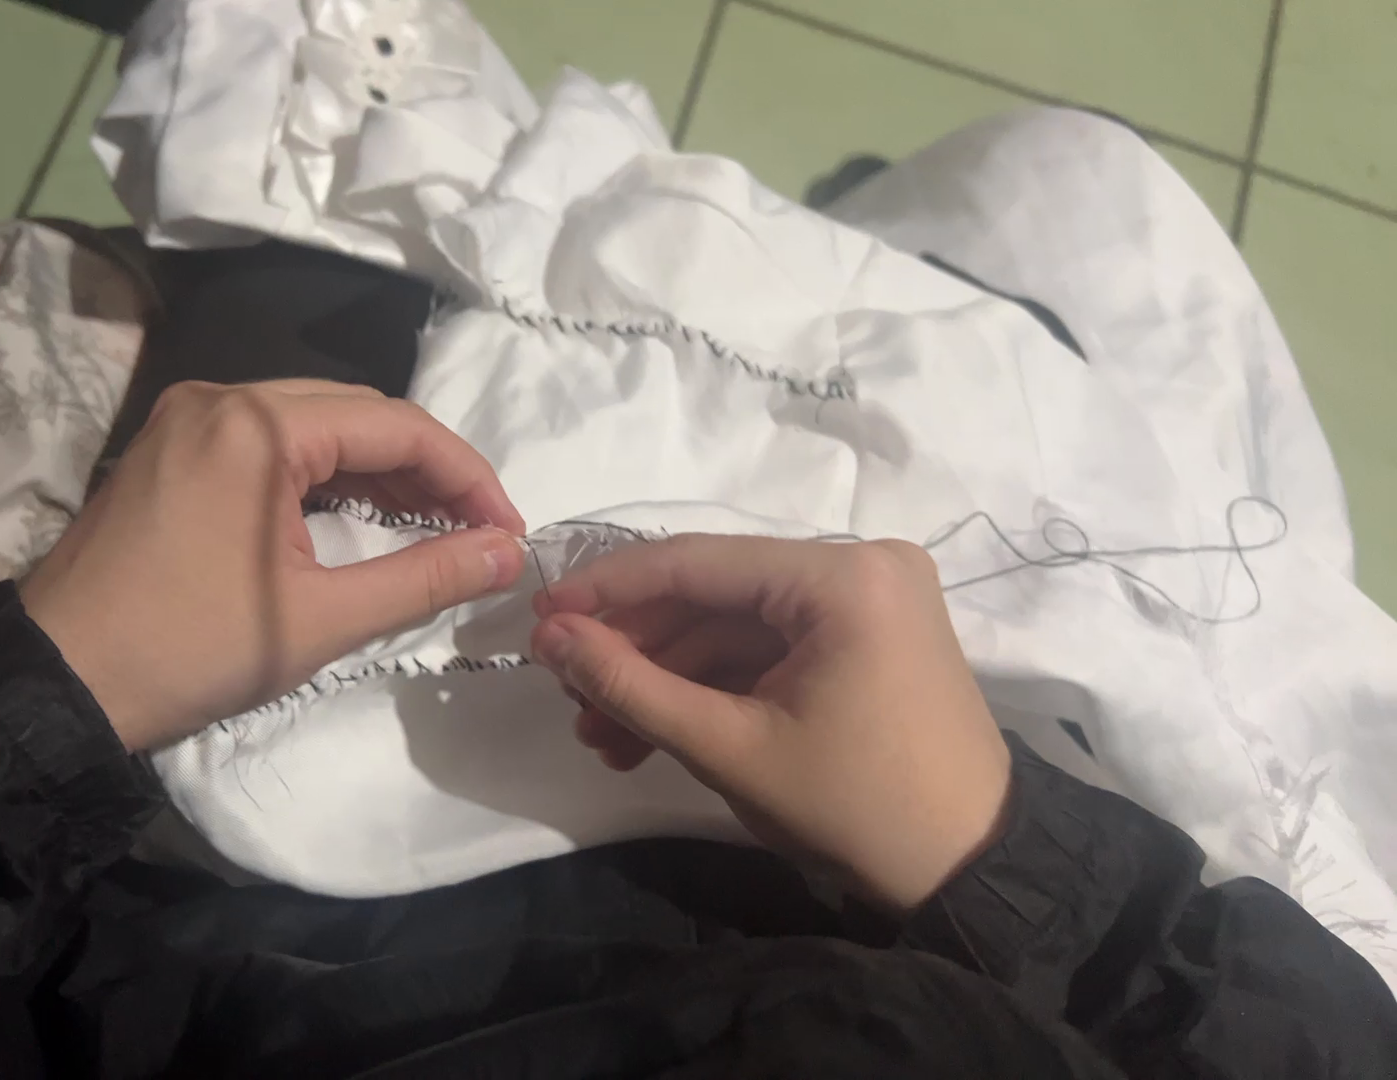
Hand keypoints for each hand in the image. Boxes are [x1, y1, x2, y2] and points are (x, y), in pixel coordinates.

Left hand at [21, 380, 526, 751]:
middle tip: (475, 530)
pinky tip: (358, 514)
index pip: (396, 426)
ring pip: (316, 426)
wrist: (56, 684)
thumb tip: (506, 552)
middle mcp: (224, 399)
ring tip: (431, 525)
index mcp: (258, 426)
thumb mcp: (321, 619)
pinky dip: (326, 476)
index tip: (507, 529)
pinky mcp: (176, 448)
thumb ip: (424, 577)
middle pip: (358, 415)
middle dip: (427, 471)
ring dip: (379, 472)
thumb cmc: (190, 651)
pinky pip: (274, 446)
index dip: (467, 475)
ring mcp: (192, 419)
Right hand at [529, 535, 1010, 911]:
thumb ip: (627, 683)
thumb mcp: (726, 747)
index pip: (695, 562)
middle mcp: (855, 566)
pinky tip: (645, 734)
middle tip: (568, 689)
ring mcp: (856, 600)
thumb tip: (547, 635)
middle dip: (632, 648)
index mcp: (841, 578)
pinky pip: (754, 649)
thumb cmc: (856, 810)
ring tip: (598, 731)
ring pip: (723, 626)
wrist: (973, 883)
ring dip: (658, 677)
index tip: (540, 614)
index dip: (606, 587)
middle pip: (707, 594)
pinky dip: (701, 687)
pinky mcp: (851, 635)